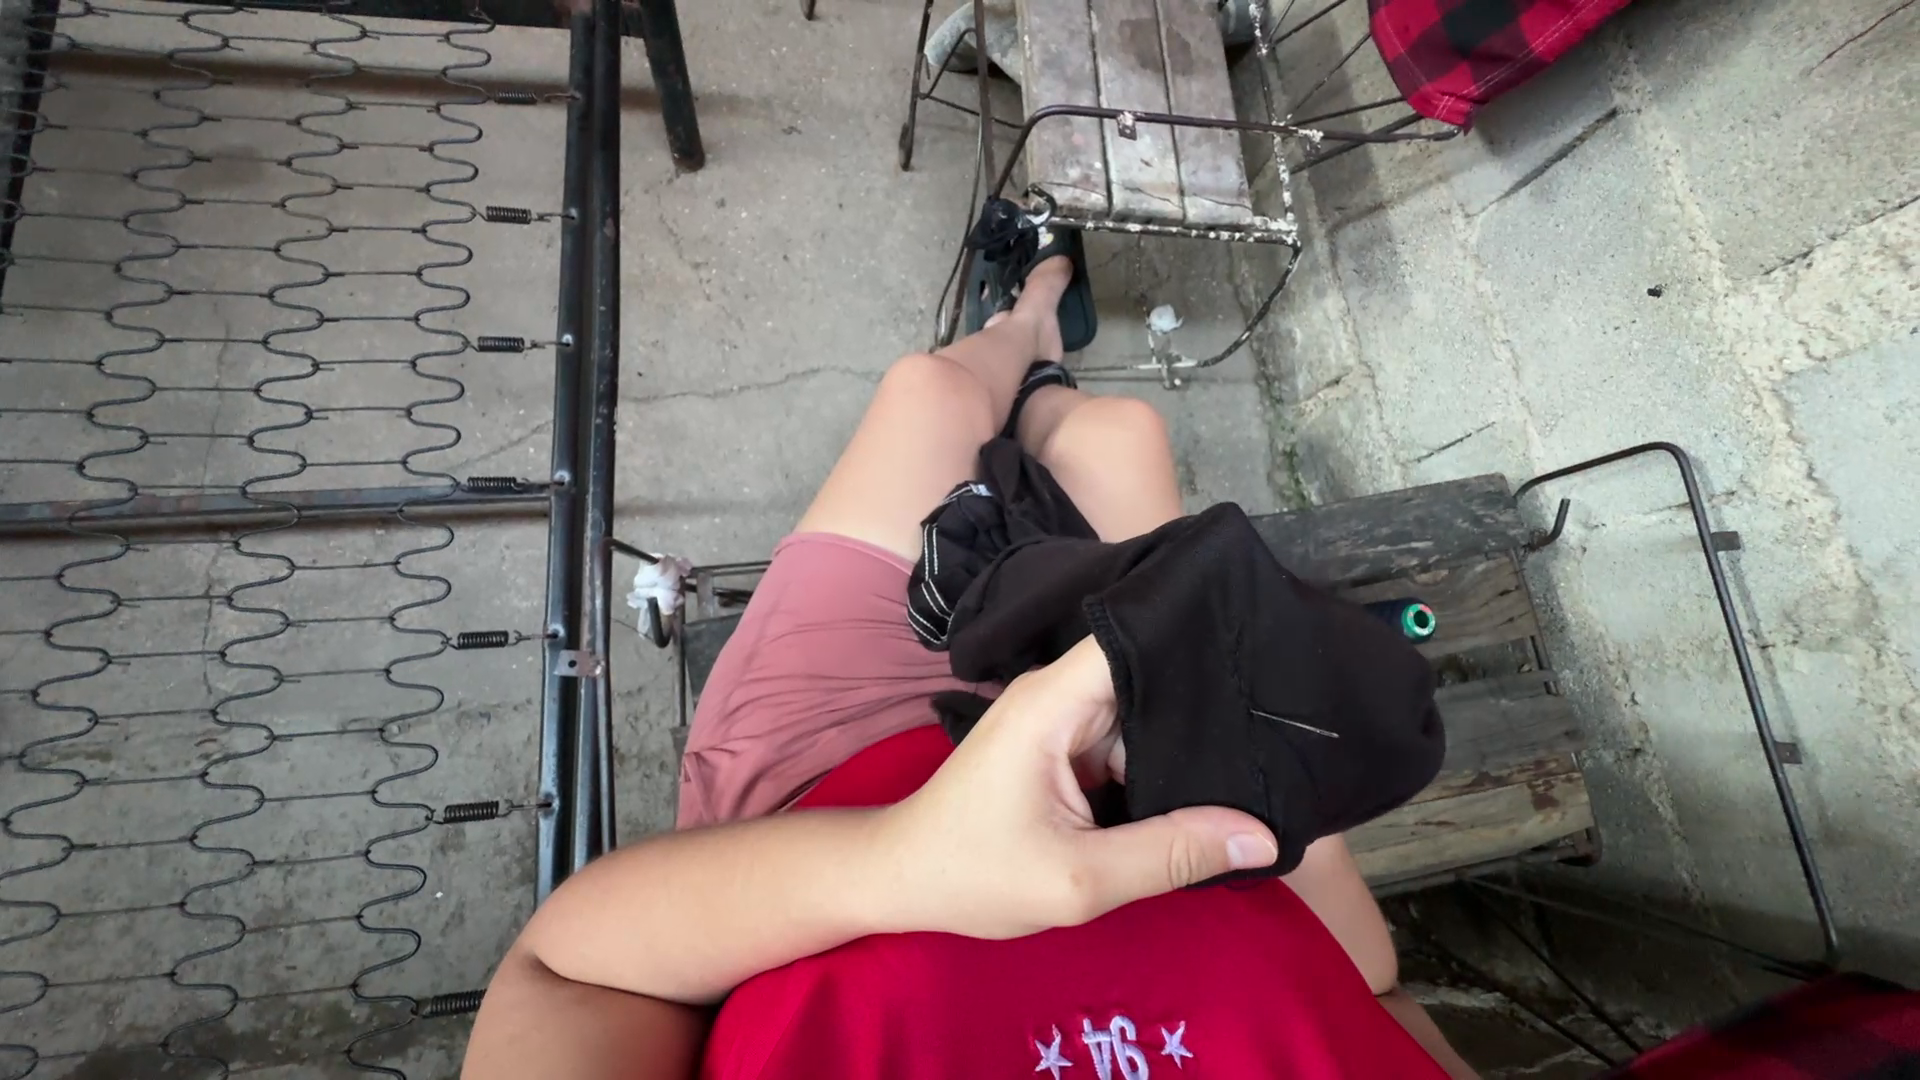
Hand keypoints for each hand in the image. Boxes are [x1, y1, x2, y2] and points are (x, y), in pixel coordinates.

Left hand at [873, 636, 1277, 939]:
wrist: (904, 878)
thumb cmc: (975, 873)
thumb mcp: (1080, 878)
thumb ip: (1170, 853)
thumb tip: (1260, 832)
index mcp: (1051, 701)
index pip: (1128, 636)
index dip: (1186, 635)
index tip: (1253, 649)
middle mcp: (1053, 694)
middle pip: (1140, 675)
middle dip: (1197, 700)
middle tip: (1274, 724)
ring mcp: (1053, 719)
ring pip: (1133, 713)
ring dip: (1175, 739)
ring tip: (1248, 759)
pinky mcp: (1054, 745)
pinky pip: (1116, 740)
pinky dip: (1148, 762)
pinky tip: (1194, 785)